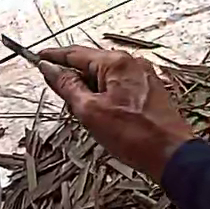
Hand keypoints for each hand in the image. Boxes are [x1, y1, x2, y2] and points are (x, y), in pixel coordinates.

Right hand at [37, 46, 194, 178]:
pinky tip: (99, 113)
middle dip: (71, 76)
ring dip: (88, 89)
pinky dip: (103, 95)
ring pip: (104, 77)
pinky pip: (118, 86)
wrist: (172, 155)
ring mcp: (143, 76)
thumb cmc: (133, 135)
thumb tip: (48, 69)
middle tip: (56, 91)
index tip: (37, 57)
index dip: (54, 56)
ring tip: (79, 110)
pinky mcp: (149, 91)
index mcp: (117, 62)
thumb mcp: (89, 111)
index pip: (76, 53)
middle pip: (91, 64)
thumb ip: (67, 86)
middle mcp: (132, 63)